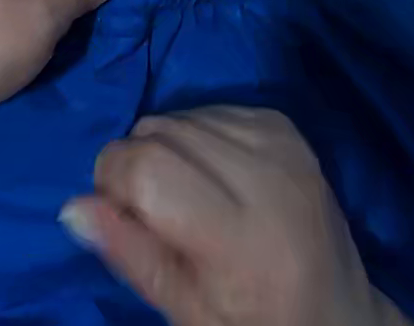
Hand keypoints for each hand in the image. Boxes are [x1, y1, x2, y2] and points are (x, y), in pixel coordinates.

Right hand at [59, 107, 408, 325]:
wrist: (342, 319)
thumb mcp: (187, 314)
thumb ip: (130, 254)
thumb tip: (72, 206)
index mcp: (245, 240)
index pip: (147, 169)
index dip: (114, 182)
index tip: (121, 212)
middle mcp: (268, 178)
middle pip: (156, 132)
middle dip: (135, 163)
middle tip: (157, 211)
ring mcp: (280, 144)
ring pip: (174, 115)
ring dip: (164, 148)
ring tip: (191, 194)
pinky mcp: (283, 124)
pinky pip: (203, 108)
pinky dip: (192, 136)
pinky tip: (215, 173)